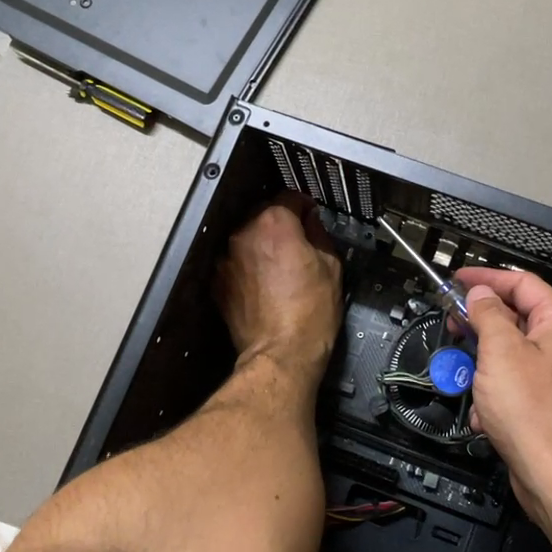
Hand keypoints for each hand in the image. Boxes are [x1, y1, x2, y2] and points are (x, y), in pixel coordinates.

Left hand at [216, 196, 342, 381]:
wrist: (281, 354)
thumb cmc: (309, 317)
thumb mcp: (332, 267)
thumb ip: (320, 235)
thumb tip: (313, 224)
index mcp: (276, 224)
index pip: (289, 197)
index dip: (304, 205)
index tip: (310, 214)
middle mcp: (245, 235)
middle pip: (264, 214)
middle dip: (281, 224)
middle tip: (299, 244)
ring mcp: (228, 259)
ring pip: (247, 239)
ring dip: (262, 246)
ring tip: (282, 269)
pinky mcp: (219, 282)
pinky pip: (235, 263)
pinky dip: (248, 268)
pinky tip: (266, 286)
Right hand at [454, 267, 551, 527]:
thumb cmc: (533, 413)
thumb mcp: (500, 351)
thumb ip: (489, 315)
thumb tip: (482, 295)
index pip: (522, 283)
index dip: (487, 278)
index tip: (458, 280)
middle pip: (519, 317)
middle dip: (482, 324)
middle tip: (454, 324)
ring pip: (514, 354)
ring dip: (485, 365)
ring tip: (469, 378)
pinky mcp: (551, 404)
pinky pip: (517, 386)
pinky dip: (497, 394)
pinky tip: (486, 414)